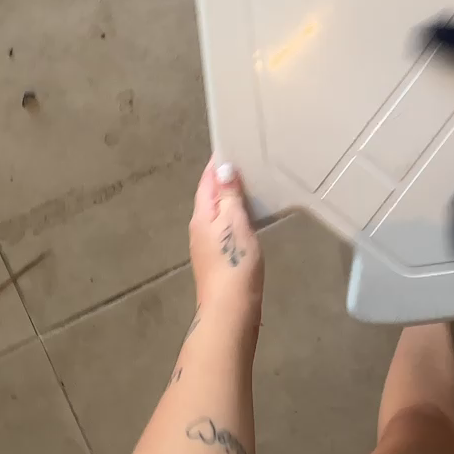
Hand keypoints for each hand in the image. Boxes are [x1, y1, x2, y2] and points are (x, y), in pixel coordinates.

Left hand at [189, 156, 263, 322]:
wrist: (230, 310)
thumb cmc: (234, 262)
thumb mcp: (235, 222)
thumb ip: (229, 195)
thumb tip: (223, 167)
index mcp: (201, 215)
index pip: (206, 180)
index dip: (218, 162)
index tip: (233, 143)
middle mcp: (200, 227)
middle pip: (211, 195)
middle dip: (226, 177)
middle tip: (249, 159)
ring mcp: (208, 244)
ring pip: (219, 211)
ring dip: (232, 196)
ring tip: (253, 182)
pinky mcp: (219, 257)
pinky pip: (226, 225)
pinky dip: (236, 214)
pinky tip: (250, 214)